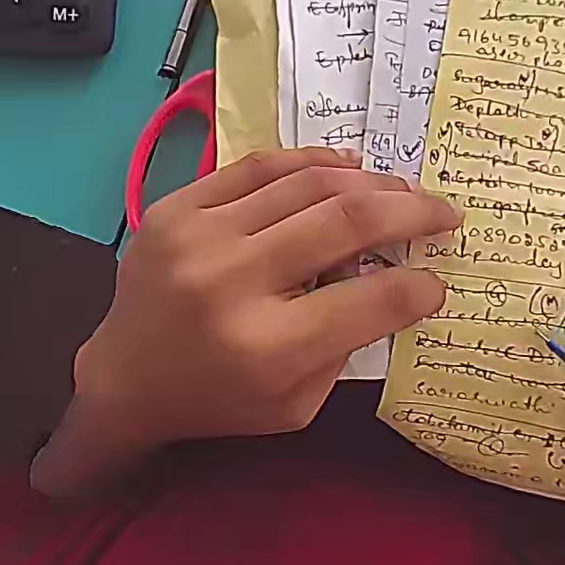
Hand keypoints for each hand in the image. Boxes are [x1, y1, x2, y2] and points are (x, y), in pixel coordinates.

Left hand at [31, 148, 459, 496]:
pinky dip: (313, 161)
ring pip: (308, 184)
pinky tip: (347, 165)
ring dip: (370, 181)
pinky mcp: (177, 205)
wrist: (122, 377)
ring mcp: (199, 234)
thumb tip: (393, 277)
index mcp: (266, 347)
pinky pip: (259, 164)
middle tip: (443, 211)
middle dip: (411, 212)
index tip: (438, 280)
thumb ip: (347, 343)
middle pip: (345, 222)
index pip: (369, 301)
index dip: (419, 286)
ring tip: (401, 188)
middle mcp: (232, 281)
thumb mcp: (294, 403)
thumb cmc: (216, 400)